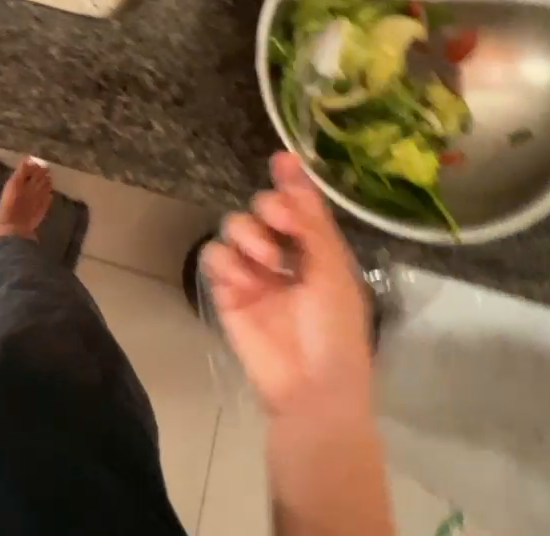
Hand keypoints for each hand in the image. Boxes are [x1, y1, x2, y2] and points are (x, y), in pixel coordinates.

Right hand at [203, 153, 372, 416]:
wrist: (310, 387)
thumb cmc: (335, 330)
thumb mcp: (332, 269)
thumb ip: (309, 218)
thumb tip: (288, 161)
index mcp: (316, 253)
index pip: (297, 207)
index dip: (290, 186)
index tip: (282, 163)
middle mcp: (283, 257)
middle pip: (261, 211)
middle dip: (268, 210)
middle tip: (279, 224)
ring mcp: (252, 273)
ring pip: (234, 228)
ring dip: (249, 235)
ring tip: (265, 260)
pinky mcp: (225, 291)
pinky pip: (214, 257)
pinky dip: (226, 262)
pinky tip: (242, 280)